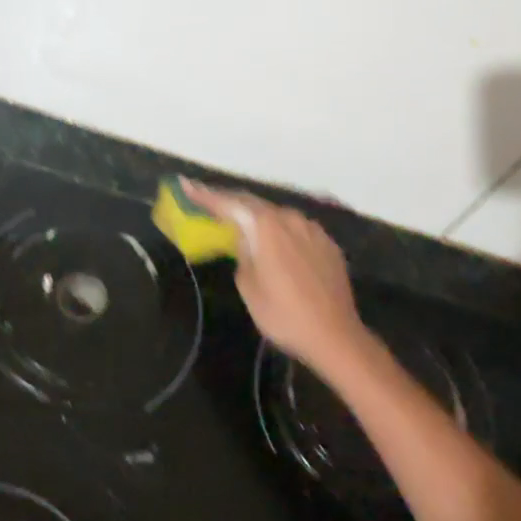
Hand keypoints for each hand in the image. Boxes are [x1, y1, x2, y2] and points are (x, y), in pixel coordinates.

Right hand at [179, 179, 378, 376]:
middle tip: (210, 204)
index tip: (186, 185)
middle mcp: (291, 219)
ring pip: (279, 218)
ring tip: (244, 228)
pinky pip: (297, 231)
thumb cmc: (283, 315)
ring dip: (260, 221)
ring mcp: (313, 230)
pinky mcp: (328, 244)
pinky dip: (282, 234)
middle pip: (255, 206)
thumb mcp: (249, 287)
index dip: (205, 195)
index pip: (230, 204)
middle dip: (231, 204)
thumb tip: (245, 241)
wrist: (334, 335)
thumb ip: (242, 254)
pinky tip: (277, 248)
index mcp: (266, 226)